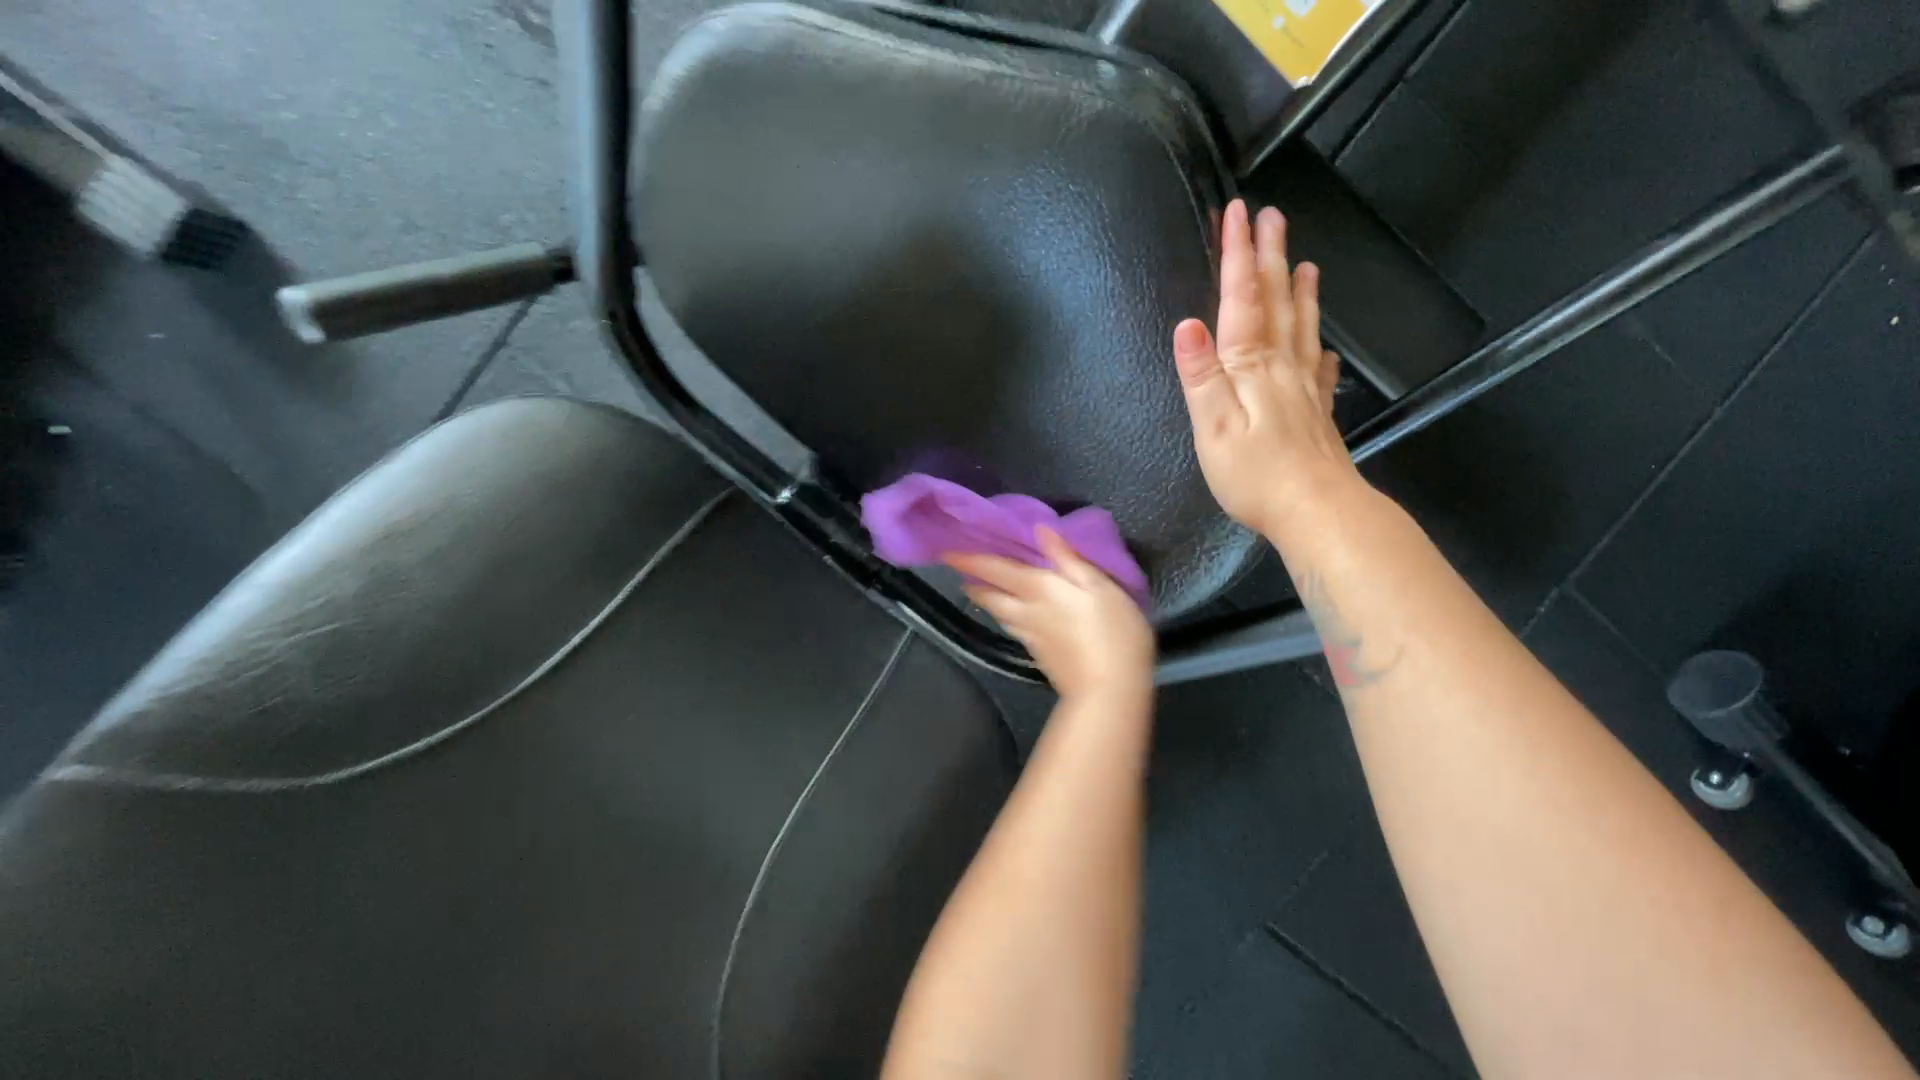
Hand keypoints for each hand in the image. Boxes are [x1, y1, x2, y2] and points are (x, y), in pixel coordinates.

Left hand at [946, 529, 1153, 702]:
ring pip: (999, 614)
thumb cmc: (1113, 633)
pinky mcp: (1037, 655)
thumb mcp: (1099, 586)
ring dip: (986, 600)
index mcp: (1038, 588)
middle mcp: (1026, 611)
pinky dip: (1005, 616)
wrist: (1108, 691)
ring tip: (980, 590)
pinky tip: (1012, 617)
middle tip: (961, 572)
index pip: (995, 569)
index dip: (969, 560)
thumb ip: (1068, 558)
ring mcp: (1030, 636)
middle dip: (973, 582)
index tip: (946, 553)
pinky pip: (1012, 628)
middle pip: (990, 595)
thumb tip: (1041, 529)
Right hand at [1173, 199, 1356, 535]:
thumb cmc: (1255, 475)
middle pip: (1275, 301)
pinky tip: (1324, 345)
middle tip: (1272, 215)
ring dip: (1299, 291)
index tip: (1237, 213)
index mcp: (1250, 367)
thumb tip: (1187, 324)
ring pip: (1301, 327)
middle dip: (1269, 256)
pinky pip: (1320, 371)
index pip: (1241, 299)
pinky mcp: (1317, 413)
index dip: (1238, 255)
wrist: (1317, 510)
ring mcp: (1304, 388)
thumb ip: (1201, 376)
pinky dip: (1320, 349)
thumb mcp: (1212, 428)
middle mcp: (1281, 367)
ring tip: (1305, 262)